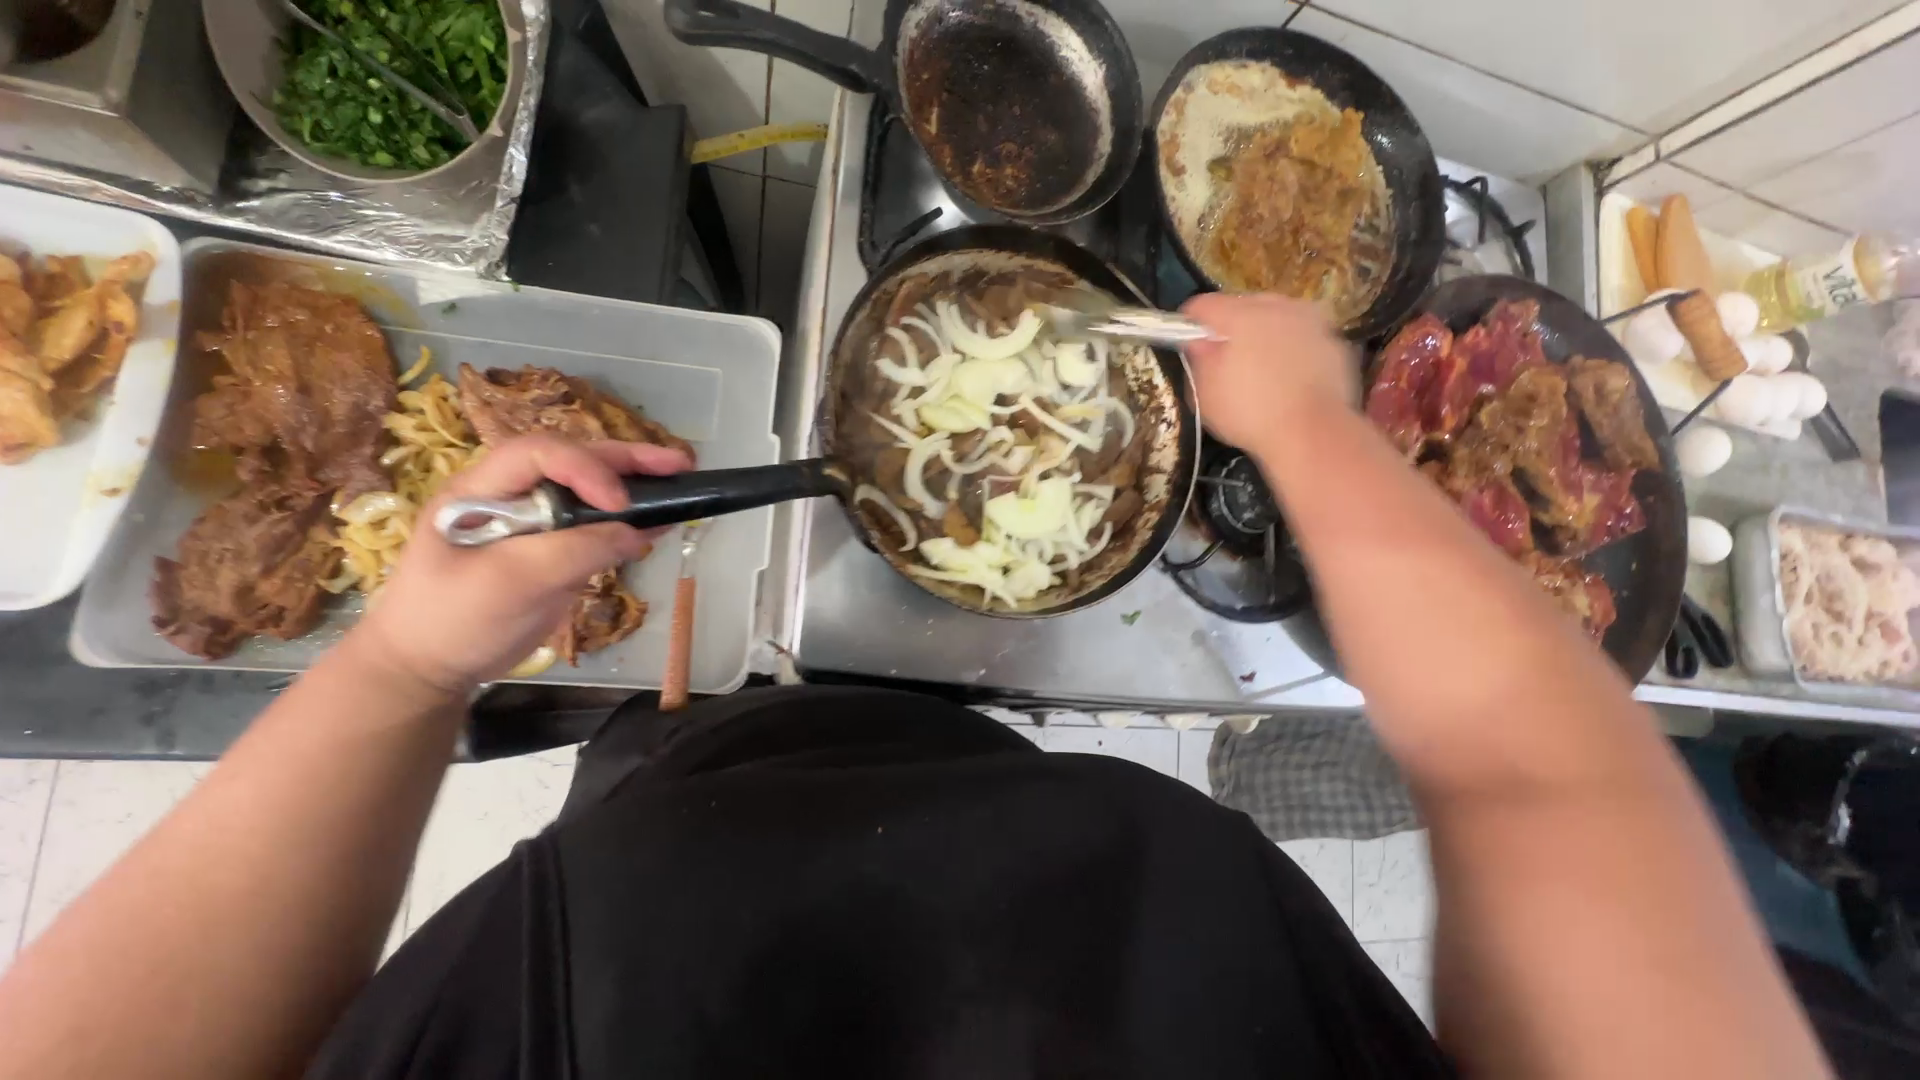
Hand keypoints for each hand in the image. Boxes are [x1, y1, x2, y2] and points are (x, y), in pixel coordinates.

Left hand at [347, 435, 692, 695]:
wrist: (426, 668)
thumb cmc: (453, 620)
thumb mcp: (509, 583)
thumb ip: (574, 551)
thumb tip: (637, 532)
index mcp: (480, 489)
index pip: (539, 454)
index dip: (585, 468)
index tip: (618, 502)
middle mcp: (510, 496)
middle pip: (573, 462)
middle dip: (626, 461)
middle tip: (678, 464)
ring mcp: (534, 524)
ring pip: (590, 491)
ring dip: (635, 485)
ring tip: (681, 483)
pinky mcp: (553, 552)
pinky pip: (595, 526)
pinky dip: (630, 522)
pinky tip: (662, 521)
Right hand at [1180, 293, 1358, 453]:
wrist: (1313, 434)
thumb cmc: (1250, 413)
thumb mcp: (1205, 393)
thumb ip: (1198, 359)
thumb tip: (1199, 342)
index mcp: (1241, 315)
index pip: (1204, 304)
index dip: (1189, 323)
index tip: (1185, 341)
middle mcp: (1279, 307)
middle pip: (1244, 305)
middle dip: (1231, 327)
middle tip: (1224, 358)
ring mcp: (1312, 323)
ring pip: (1278, 317)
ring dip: (1264, 334)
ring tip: (1259, 367)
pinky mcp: (1336, 343)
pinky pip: (1303, 338)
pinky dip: (1292, 349)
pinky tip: (1287, 378)